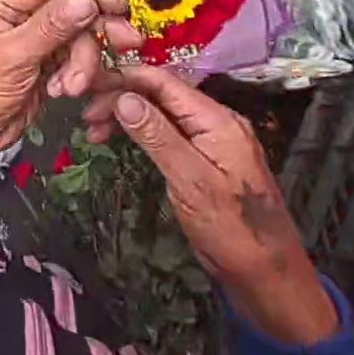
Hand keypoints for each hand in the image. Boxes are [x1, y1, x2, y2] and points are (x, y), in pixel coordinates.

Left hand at [0, 0, 140, 173]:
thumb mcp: (13, 57)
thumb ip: (51, 27)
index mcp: (2, 2)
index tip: (116, 6)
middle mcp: (20, 14)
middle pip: (72, 9)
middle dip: (93, 32)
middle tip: (126, 41)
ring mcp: (36, 38)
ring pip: (79, 36)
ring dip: (82, 62)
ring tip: (70, 87)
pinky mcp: (47, 61)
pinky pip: (75, 57)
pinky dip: (76, 74)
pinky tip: (61, 90)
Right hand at [104, 66, 338, 345]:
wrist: (268, 276)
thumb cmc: (233, 230)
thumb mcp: (191, 181)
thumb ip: (158, 136)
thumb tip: (124, 98)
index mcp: (217, 119)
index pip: (164, 82)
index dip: (125, 78)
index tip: (89, 85)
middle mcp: (216, 121)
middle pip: (162, 95)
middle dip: (121, 98)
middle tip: (85, 116)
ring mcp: (211, 140)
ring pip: (162, 114)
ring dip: (128, 117)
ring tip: (93, 130)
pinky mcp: (205, 160)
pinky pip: (169, 134)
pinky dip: (142, 134)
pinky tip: (120, 140)